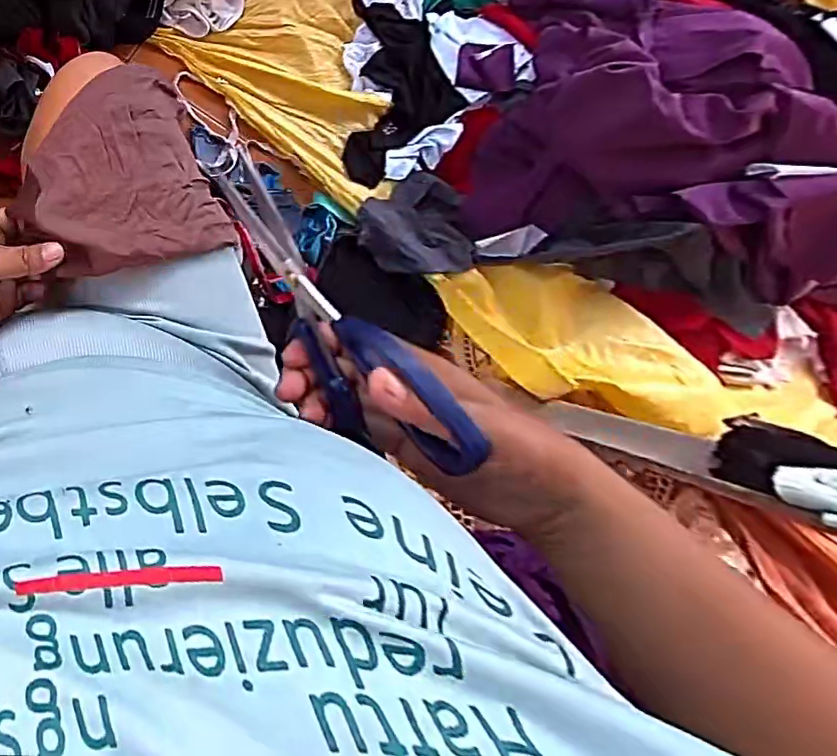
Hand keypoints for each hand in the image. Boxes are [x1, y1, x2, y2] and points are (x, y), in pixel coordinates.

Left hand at [0, 209, 65, 357]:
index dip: (37, 219)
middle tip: (77, 245)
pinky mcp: (5, 302)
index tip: (65, 219)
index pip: (17, 218)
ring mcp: (1, 278)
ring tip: (71, 266)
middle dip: (49, 246)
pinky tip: (53, 287)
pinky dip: (41, 290)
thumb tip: (59, 250)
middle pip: (29, 245)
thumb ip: (25, 256)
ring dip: (48, 269)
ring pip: (32, 270)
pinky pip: (29, 292)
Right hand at [276, 327, 607, 541]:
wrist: (546, 496)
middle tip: (290, 390)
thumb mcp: (473, 426)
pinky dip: (331, 423)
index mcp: (416, 366)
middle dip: (310, 369)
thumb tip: (371, 379)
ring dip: (316, 396)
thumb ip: (421, 405)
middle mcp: (401, 384)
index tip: (297, 355)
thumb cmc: (519, 447)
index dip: (324, 340)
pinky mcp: (398, 442)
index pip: (359, 340)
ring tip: (302, 413)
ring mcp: (398, 413)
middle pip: (342, 364)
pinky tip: (318, 431)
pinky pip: (354, 424)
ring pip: (342, 393)